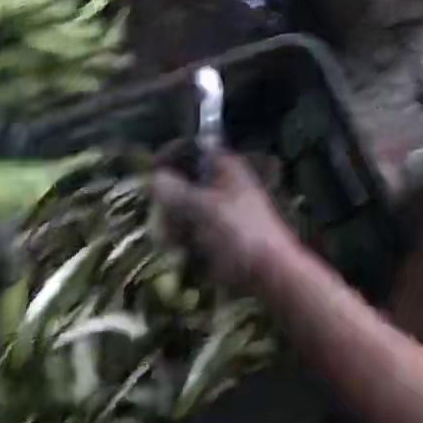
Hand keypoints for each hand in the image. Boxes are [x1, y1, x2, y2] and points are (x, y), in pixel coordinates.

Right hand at [151, 154, 300, 291]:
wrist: (271, 273)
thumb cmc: (240, 233)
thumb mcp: (204, 208)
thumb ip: (176, 191)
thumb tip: (155, 177)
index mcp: (224, 167)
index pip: (190, 150)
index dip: (169, 158)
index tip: (151, 176)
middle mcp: (222, 183)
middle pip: (182, 183)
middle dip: (168, 203)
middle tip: (164, 222)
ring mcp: (222, 210)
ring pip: (185, 210)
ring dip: (175, 226)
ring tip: (175, 244)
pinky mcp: (221, 235)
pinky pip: (194, 232)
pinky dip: (186, 242)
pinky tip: (185, 256)